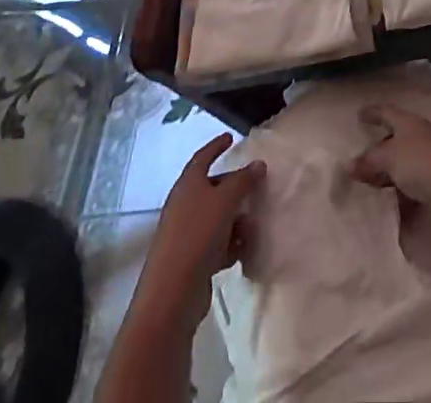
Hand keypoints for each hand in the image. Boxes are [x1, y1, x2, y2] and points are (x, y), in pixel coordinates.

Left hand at [141, 133, 262, 306]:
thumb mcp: (225, 201)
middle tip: (256, 186)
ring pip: (219, 216)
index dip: (216, 146)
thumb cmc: (197, 236)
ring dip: (237, 219)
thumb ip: (243, 181)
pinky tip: (242, 251)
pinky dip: (231, 243)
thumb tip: (258, 164)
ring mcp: (187, 233)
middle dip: (235, 187)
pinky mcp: (192, 257)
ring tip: (253, 225)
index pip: (202, 158)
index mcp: (187, 186)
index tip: (231, 137)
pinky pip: (218, 241)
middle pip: (213, 188)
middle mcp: (184, 205)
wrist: (173, 292)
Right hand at [349, 105, 430, 205]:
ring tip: (361, 180)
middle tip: (354, 153)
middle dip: (375, 145)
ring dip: (382, 170)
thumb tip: (350, 165)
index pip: (386, 112)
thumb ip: (369, 159)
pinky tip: (379, 196)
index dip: (372, 112)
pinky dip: (393, 186)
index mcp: (407, 123)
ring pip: (397, 162)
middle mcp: (416, 137)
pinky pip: (404, 181)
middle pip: (392, 138)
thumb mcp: (389, 156)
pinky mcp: (429, 181)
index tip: (359, 114)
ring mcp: (424, 160)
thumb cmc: (422, 161)